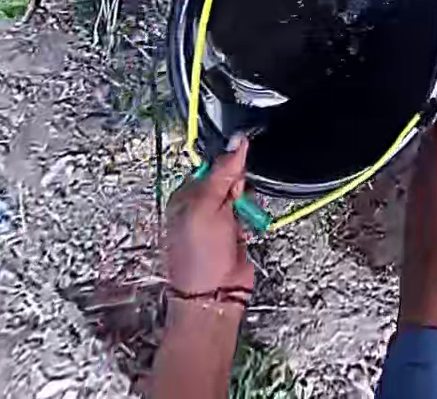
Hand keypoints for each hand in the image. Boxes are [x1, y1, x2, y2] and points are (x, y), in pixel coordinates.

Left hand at [163, 135, 254, 301]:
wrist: (217, 294)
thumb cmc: (201, 257)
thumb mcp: (208, 207)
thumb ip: (223, 172)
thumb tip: (238, 142)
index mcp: (184, 197)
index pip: (212, 164)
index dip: (227, 167)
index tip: (232, 179)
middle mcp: (199, 206)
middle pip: (229, 177)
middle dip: (238, 187)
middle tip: (233, 204)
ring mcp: (217, 219)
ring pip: (241, 192)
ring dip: (246, 202)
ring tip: (240, 220)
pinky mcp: (234, 229)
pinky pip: (248, 209)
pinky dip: (251, 214)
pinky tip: (246, 226)